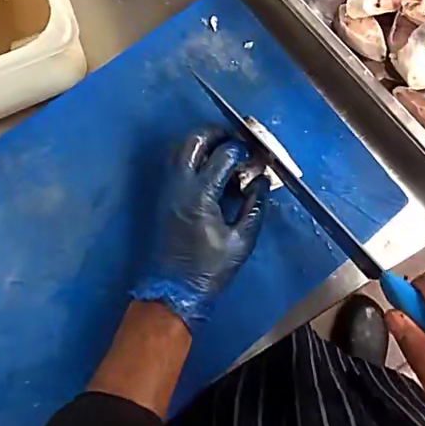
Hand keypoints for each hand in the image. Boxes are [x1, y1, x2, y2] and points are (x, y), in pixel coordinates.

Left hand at [132, 126, 268, 324]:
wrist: (172, 291)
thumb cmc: (209, 269)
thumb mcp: (242, 241)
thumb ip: (255, 206)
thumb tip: (262, 180)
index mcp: (201, 196)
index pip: (223, 155)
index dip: (242, 150)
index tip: (255, 156)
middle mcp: (180, 185)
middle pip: (194, 141)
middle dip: (217, 134)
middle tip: (236, 142)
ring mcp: (167, 188)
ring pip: (180, 148)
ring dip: (202, 142)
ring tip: (223, 150)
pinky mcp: (162, 195)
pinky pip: (174, 162)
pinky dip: (191, 155)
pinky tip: (207, 166)